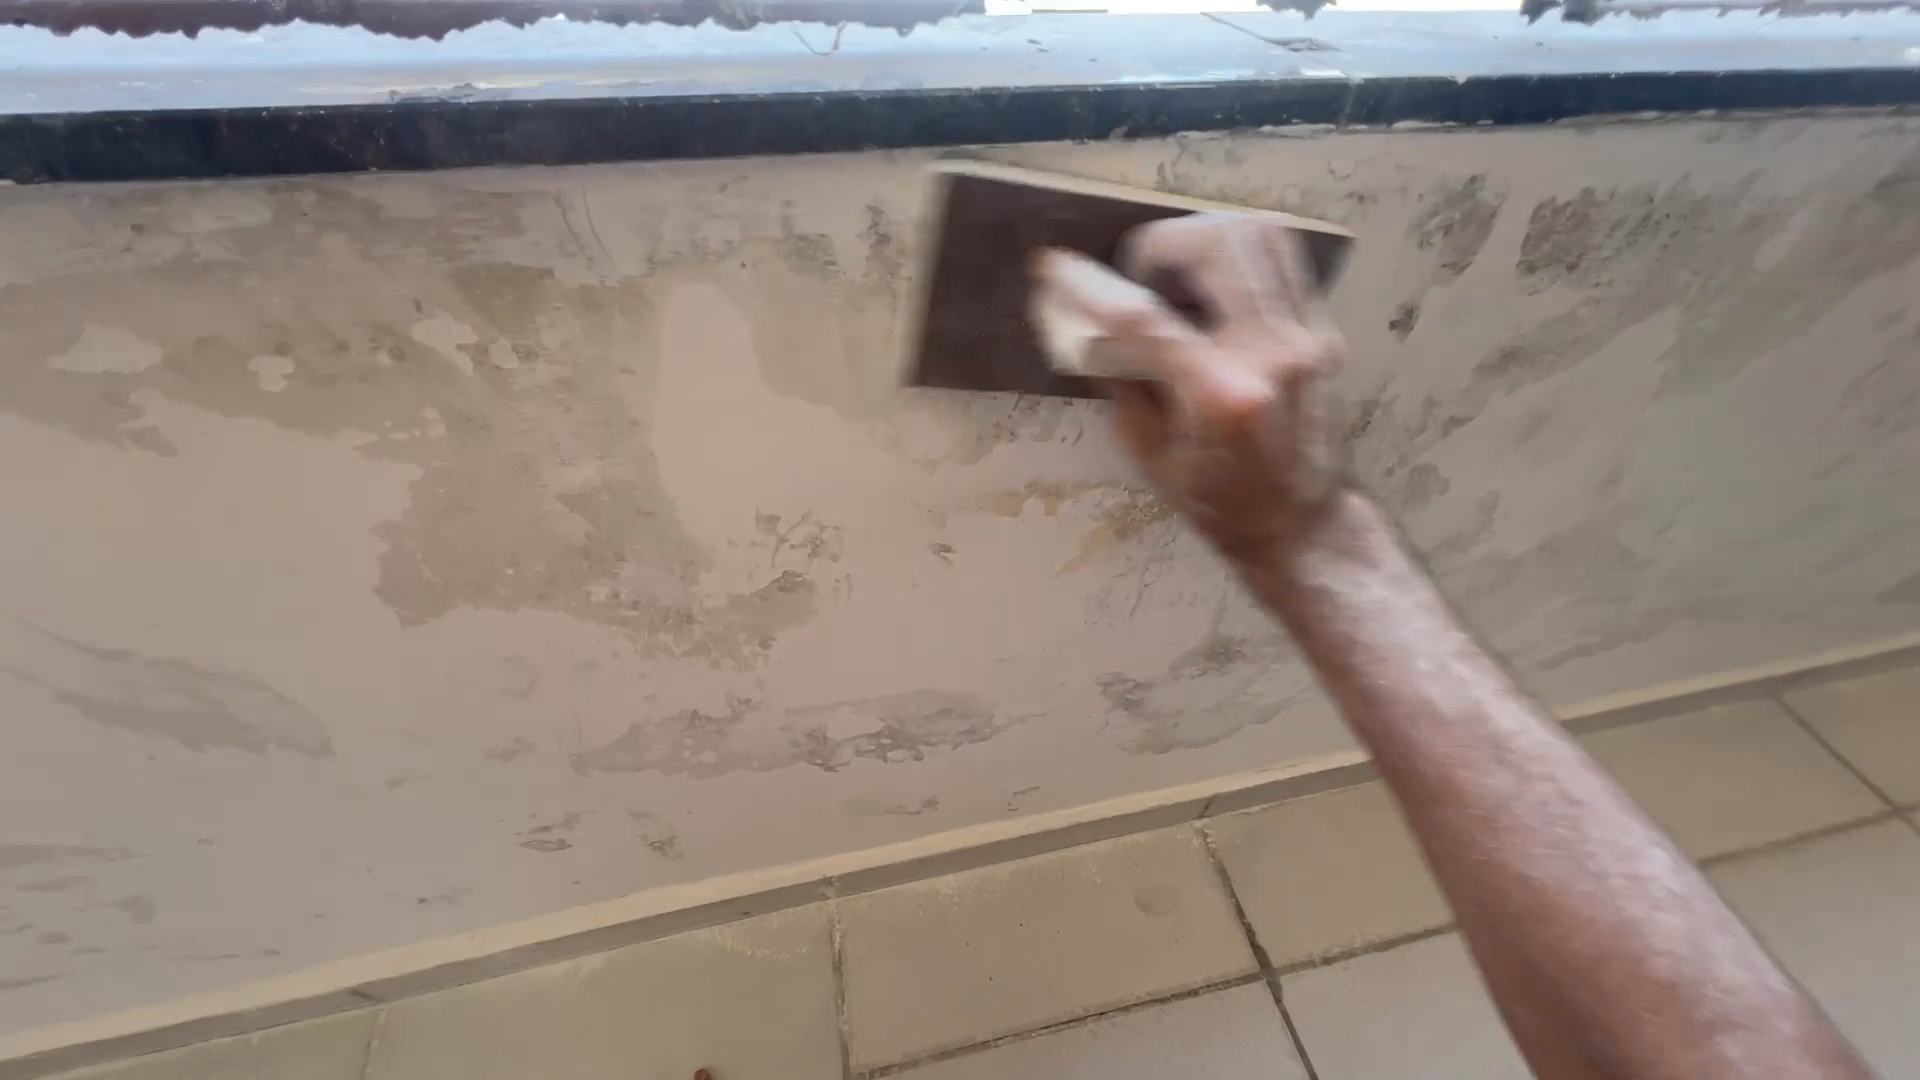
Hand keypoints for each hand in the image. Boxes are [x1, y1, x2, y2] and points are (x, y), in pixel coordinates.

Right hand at [1030, 213, 1349, 559]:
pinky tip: (1212, 282)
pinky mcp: (1324, 330)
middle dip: (1158, 243)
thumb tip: (1089, 329)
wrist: (1301, 523)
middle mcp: (1271, 353)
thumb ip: (1122, 385)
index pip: (1143, 319)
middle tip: (1136, 276)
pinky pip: (1283, 256)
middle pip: (1215, 246)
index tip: (1052, 267)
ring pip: (1259, 233)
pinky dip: (1237, 253)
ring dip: (1202, 235)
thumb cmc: (1217, 503)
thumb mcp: (1150, 455)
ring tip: (1175, 270)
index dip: (1088, 287)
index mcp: (1219, 397)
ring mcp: (1307, 336)